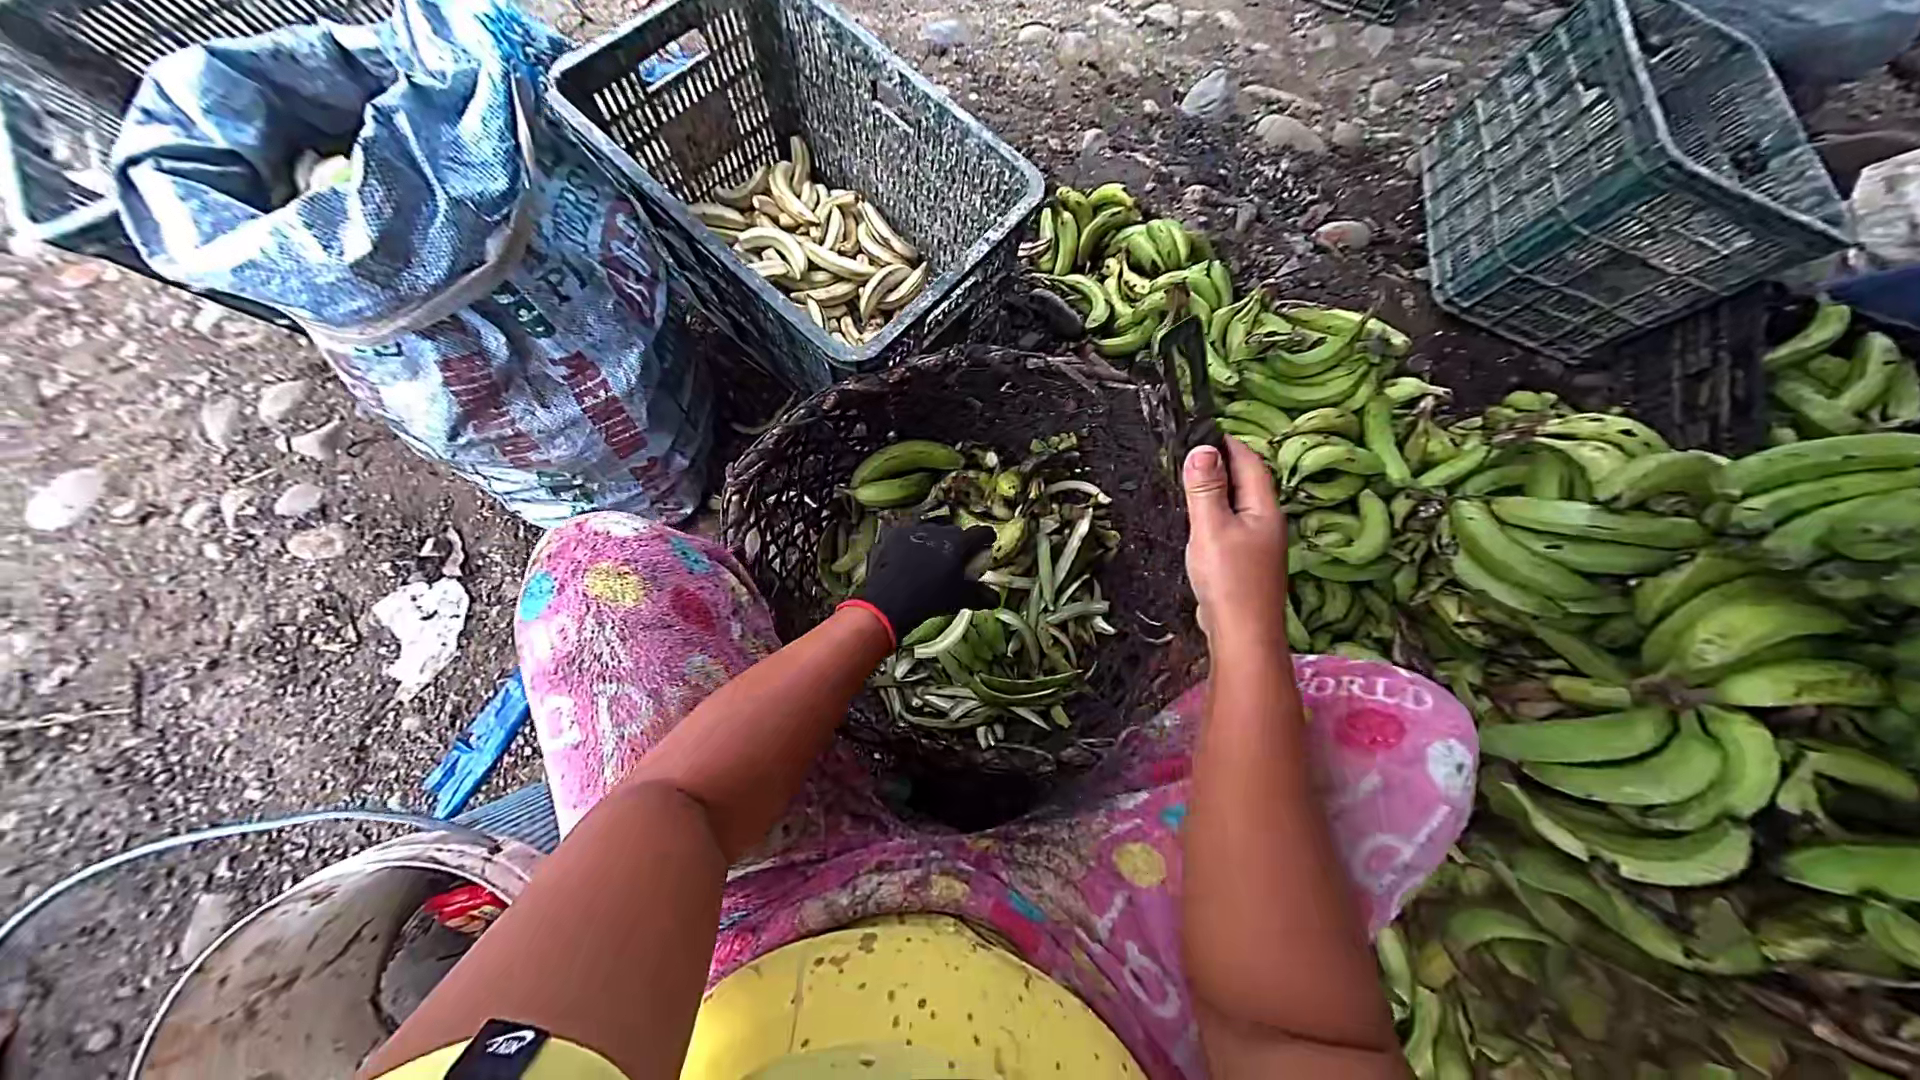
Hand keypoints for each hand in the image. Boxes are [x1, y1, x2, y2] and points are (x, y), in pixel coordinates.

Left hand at [849, 522, 995, 643]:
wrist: (888, 602)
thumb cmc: (931, 599)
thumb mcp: (960, 600)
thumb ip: (981, 596)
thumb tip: (996, 600)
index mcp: (958, 542)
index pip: (981, 532)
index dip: (986, 539)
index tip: (986, 545)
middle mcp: (937, 530)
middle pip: (954, 531)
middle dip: (958, 542)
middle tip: (955, 559)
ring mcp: (912, 530)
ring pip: (929, 531)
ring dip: (933, 541)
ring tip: (928, 559)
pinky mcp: (891, 536)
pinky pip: (907, 537)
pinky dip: (910, 546)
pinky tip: (906, 561)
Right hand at [1183, 439, 1288, 647]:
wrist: (1242, 634)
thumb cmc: (1228, 579)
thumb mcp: (1211, 527)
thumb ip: (1206, 488)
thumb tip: (1202, 449)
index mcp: (1265, 509)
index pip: (1250, 462)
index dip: (1229, 443)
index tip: (1203, 429)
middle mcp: (1267, 522)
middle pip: (1248, 482)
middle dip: (1223, 462)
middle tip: (1191, 450)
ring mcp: (1258, 544)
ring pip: (1239, 504)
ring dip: (1218, 488)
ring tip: (1190, 479)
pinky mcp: (1245, 562)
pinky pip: (1231, 525)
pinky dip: (1214, 513)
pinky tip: (1198, 520)